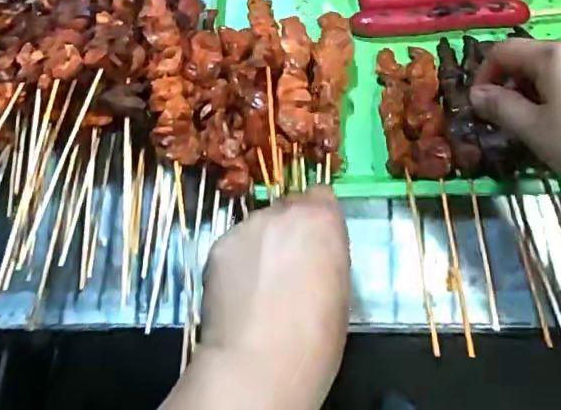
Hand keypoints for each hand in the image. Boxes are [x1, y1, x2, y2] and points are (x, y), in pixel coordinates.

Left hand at [186, 187, 349, 409]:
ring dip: (260, 245)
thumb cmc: (316, 336)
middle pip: (287, 208)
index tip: (313, 240)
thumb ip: (327, 253)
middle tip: (283, 265)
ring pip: (258, 227)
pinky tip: (237, 293)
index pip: (320, 194)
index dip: (316, 216)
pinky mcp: (219, 245)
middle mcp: (286, 210)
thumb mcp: (341, 285)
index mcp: (323, 216)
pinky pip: (233, 246)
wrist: (259, 365)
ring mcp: (249, 225)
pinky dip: (236, 262)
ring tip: (256, 284)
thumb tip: (315, 253)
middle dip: (287, 229)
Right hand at [470, 38, 560, 219]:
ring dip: (547, 94)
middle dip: (518, 87)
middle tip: (517, 128)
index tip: (479, 108)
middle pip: (537, 58)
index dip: (485, 75)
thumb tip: (478, 93)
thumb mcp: (540, 134)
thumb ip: (503, 109)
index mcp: (555, 53)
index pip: (505, 50)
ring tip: (555, 135)